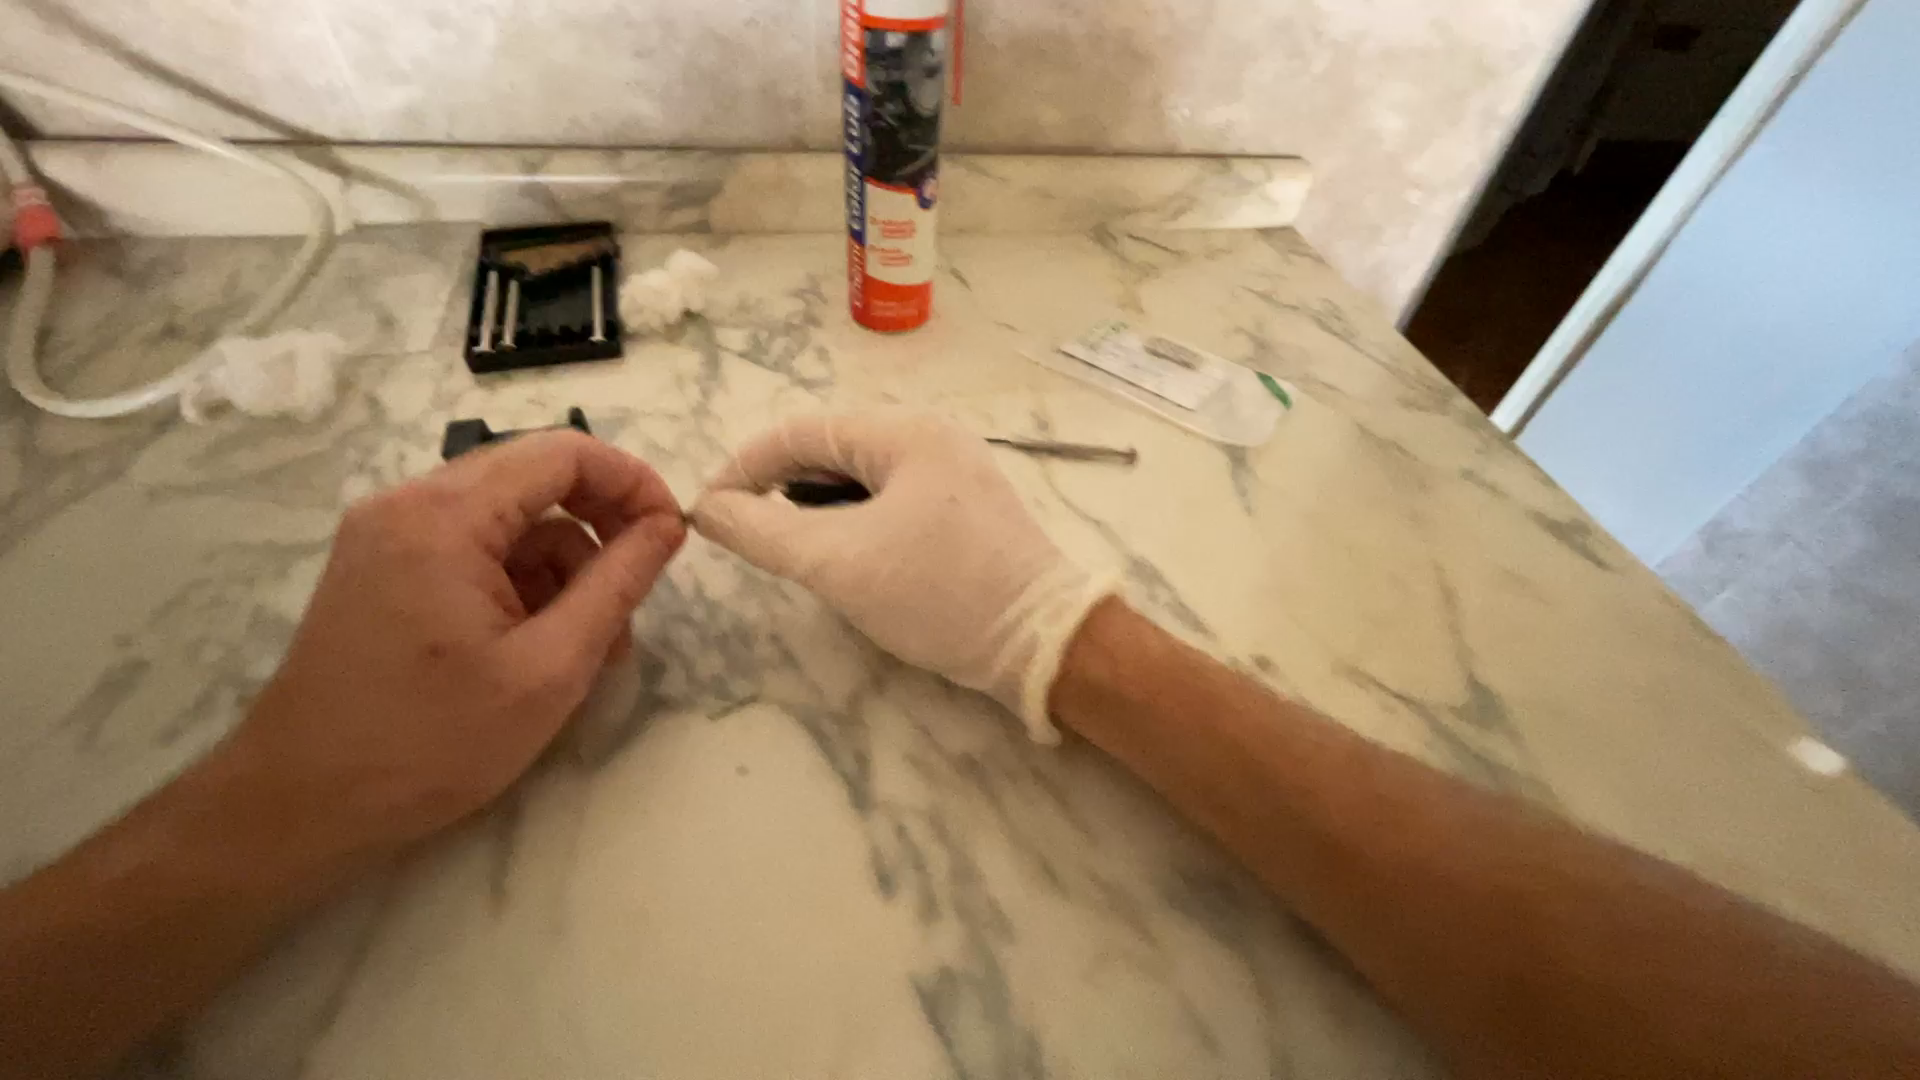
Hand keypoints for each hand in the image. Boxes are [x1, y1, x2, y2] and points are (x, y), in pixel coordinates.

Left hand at [231, 431, 686, 866]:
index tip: (673, 533)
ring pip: (518, 520)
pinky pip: (485, 550)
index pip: (564, 453)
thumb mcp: (553, 664)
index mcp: (444, 516)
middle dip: (604, 526)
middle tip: (643, 581)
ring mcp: (394, 536)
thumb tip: (668, 525)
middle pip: (539, 478)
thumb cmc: (433, 742)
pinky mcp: (392, 568)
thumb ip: (619, 582)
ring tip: (599, 642)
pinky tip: (550, 643)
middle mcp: (412, 505)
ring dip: (571, 567)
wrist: (300, 810)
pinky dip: (532, 584)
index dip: (633, 482)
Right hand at [692, 411, 1112, 742]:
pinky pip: (894, 500)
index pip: (799, 433)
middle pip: (832, 450)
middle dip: (784, 490)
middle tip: (756, 537)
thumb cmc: (939, 594)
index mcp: (904, 431)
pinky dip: (859, 522)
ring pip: (863, 478)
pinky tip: (853, 556)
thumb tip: (708, 508)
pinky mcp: (967, 507)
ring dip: (821, 508)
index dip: (743, 468)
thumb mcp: (838, 563)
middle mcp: (933, 436)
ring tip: (802, 551)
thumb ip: (763, 531)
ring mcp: (956, 470)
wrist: (1043, 642)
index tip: (706, 513)